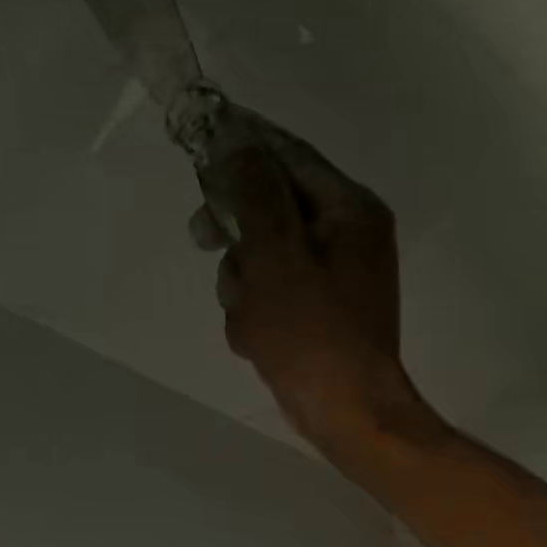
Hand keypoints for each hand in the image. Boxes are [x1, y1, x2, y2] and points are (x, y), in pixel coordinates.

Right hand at [189, 106, 428, 449]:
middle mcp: (348, 233)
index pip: (289, 154)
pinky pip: (273, 290)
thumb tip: (234, 137)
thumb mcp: (276, 252)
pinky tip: (260, 338)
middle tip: (203, 239)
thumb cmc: (312, 331)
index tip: (196, 135)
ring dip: (244, 281)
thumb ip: (253, 190)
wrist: (348, 411)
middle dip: (237, 231)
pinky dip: (258, 310)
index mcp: (350, 208)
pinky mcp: (319, 308)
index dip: (242, 142)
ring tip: (252, 315)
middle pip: (272, 204)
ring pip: (264, 253)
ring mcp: (335, 273)